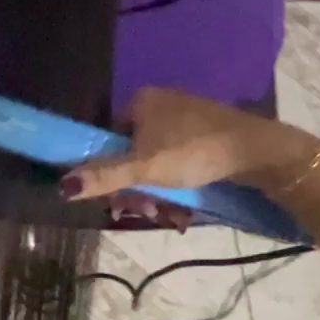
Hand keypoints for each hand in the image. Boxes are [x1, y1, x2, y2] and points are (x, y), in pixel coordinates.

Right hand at [63, 88, 319, 198]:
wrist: (257, 151)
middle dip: (138, 189)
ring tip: (172, 217)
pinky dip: (180, 187)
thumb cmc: (194, 152)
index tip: (117, 200)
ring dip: (160, 195)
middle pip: (133, 154)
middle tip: (149, 213)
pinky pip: (181, 163)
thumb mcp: (144, 168)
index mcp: (141, 101)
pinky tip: (187, 210)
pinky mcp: (208, 134)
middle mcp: (161, 103)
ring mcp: (187, 118)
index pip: (108, 137)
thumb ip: (103, 177)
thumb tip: (62, 186)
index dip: (106, 170)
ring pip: (158, 163)